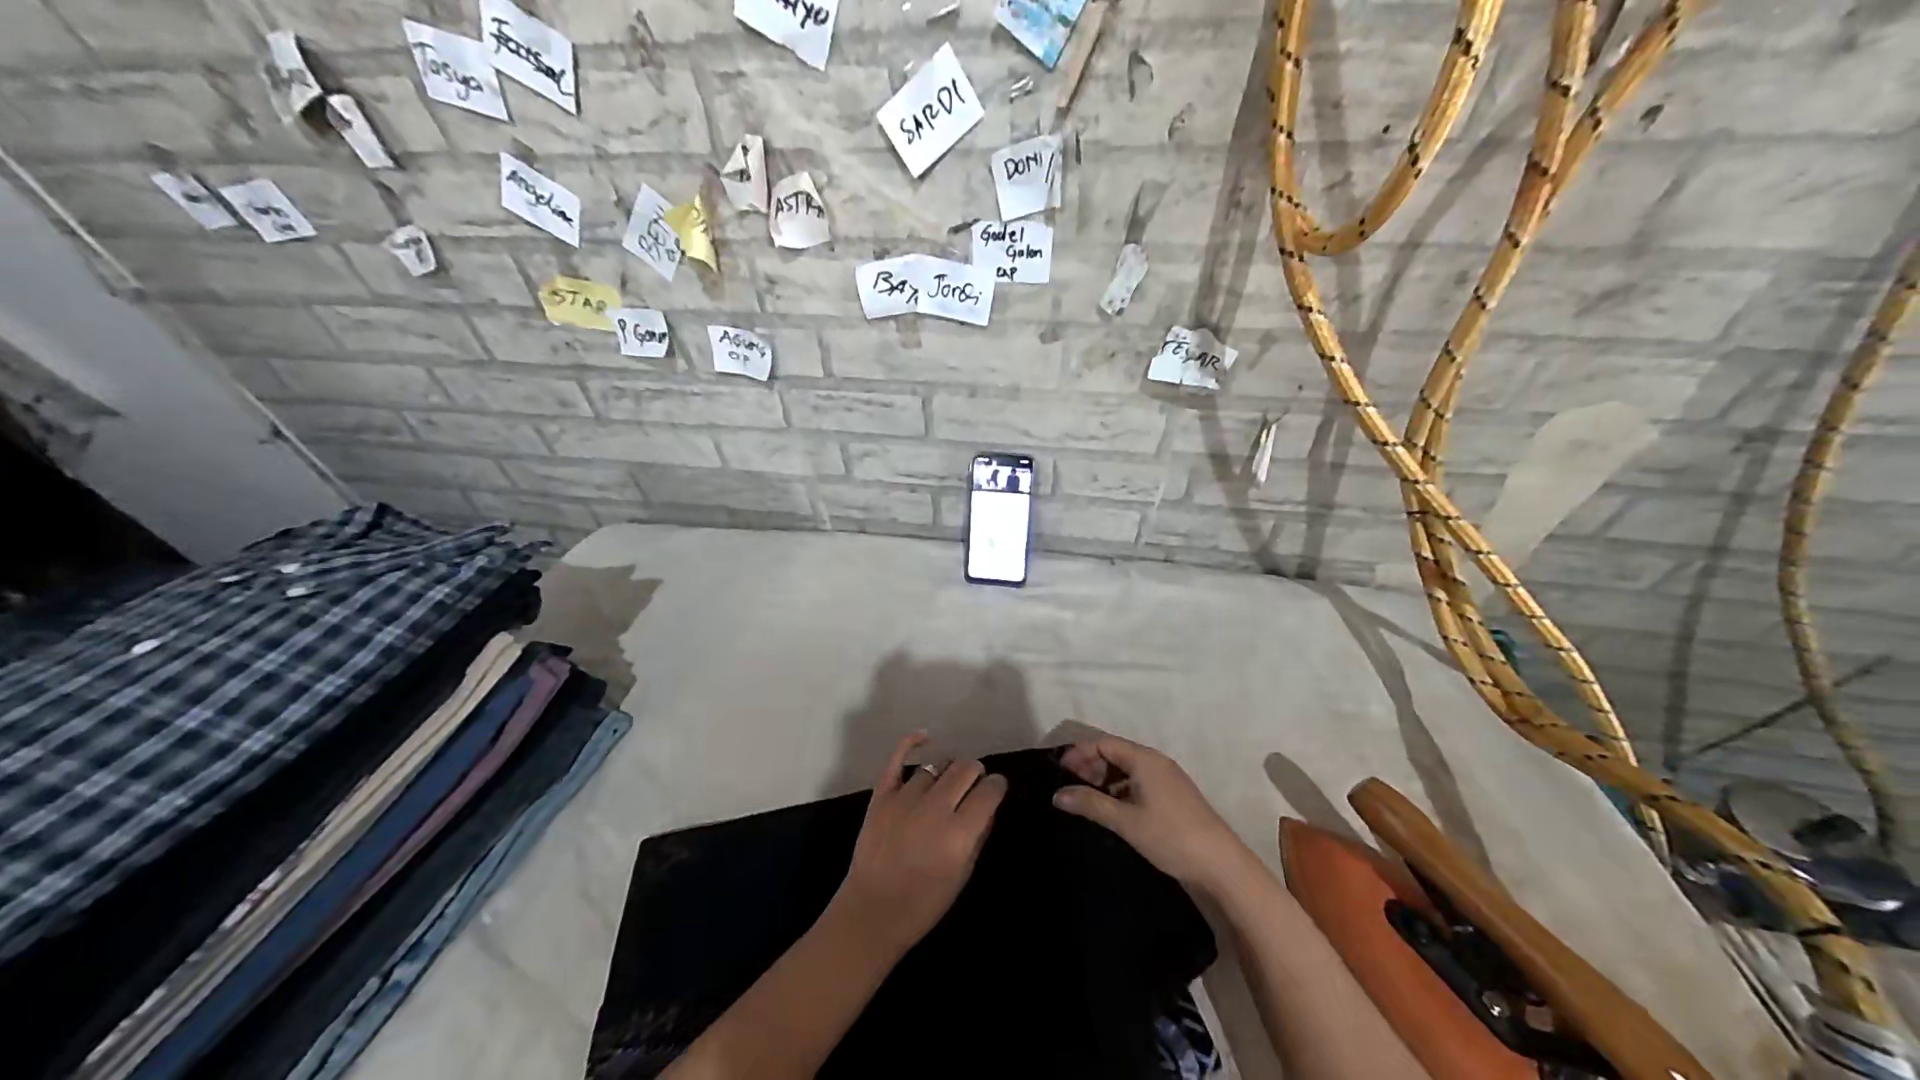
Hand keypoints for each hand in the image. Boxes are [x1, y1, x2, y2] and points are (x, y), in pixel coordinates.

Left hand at [831, 733, 1007, 958]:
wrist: (872, 912)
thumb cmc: (924, 903)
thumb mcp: (963, 875)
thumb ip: (978, 835)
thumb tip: (988, 805)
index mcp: (959, 834)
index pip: (989, 791)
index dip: (997, 786)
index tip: (997, 788)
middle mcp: (934, 809)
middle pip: (965, 770)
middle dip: (976, 773)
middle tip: (974, 785)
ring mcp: (905, 799)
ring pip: (937, 766)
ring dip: (948, 771)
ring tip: (949, 782)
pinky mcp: (881, 796)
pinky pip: (896, 759)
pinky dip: (911, 742)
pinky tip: (925, 737)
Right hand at [1054, 735, 1253, 896]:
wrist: (1221, 865)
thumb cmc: (1171, 836)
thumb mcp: (1126, 821)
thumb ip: (1090, 804)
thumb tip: (1057, 794)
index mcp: (1145, 760)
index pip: (1104, 743)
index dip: (1079, 753)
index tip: (1059, 771)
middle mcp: (1156, 762)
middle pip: (1115, 753)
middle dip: (1090, 766)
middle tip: (1069, 787)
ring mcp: (1167, 779)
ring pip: (1127, 769)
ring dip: (1104, 780)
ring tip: (1085, 800)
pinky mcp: (1173, 797)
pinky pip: (1138, 782)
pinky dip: (1120, 790)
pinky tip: (1110, 810)